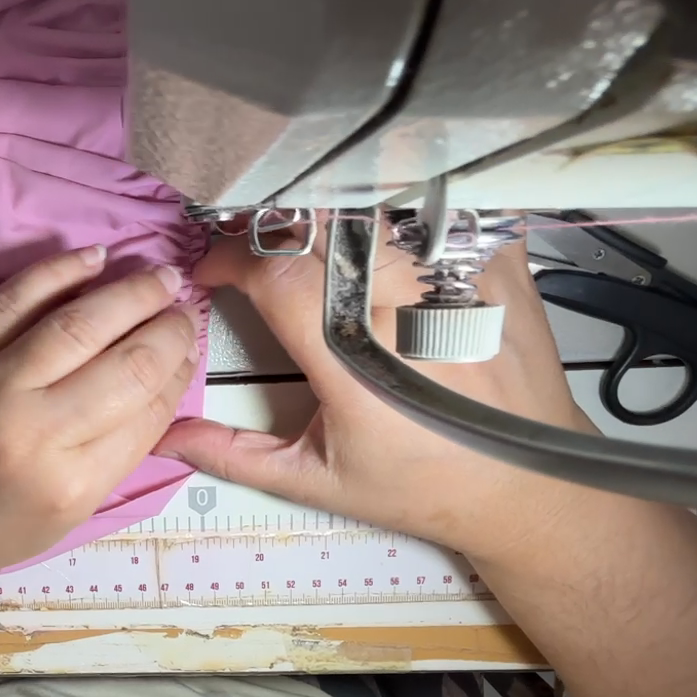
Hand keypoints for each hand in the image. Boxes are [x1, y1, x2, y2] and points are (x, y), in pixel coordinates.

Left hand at [0, 246, 198, 587]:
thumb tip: (163, 383)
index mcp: (69, 483)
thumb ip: (115, 454)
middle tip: (187, 308)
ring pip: (78, 324)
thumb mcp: (63, 517)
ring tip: (162, 276)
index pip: (146, 412)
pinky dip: (58, 272)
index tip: (191, 348)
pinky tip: (95, 259)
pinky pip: (14, 299)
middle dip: (168, 330)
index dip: (178, 372)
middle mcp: (33, 431)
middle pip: (125, 364)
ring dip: (130, 293)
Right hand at [154, 223, 598, 565]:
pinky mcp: (498, 267)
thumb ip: (233, 454)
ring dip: (322, 214)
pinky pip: (436, 210)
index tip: (210, 271)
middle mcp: (410, 312)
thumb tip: (165, 437)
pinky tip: (370, 231)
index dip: (232, 260)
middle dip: (268, 226)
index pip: (282, 275)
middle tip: (243, 244)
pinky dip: (392, 210)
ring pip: (377, 210)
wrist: (531, 487)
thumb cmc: (416, 486)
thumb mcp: (314, 480)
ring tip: (297, 238)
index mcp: (357, 363)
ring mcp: (460, 282)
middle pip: (325, 226)